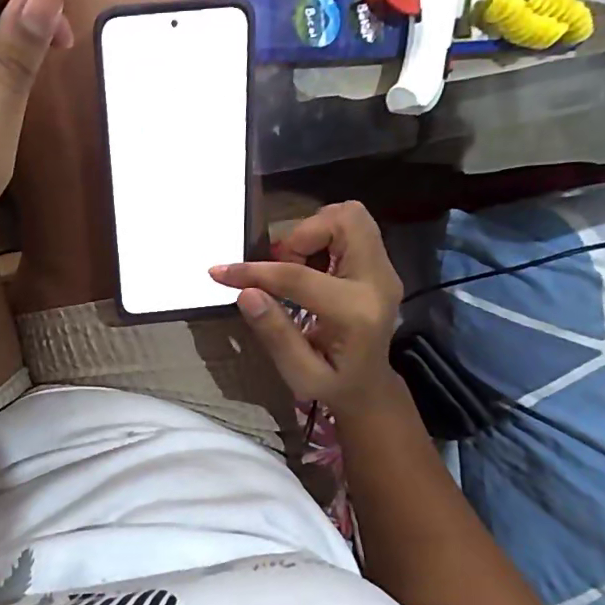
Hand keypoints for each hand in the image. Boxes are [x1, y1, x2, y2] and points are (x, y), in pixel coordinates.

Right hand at [209, 201, 403, 411]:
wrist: (370, 388)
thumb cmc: (334, 385)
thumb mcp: (299, 374)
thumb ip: (275, 334)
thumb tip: (246, 293)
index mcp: (356, 314)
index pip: (300, 276)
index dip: (255, 272)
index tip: (221, 272)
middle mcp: (378, 282)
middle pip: (345, 220)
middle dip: (301, 233)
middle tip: (281, 264)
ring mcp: (384, 269)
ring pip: (350, 216)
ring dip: (312, 233)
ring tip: (295, 266)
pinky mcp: (380, 264)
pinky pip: (352, 228)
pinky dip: (323, 237)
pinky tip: (311, 268)